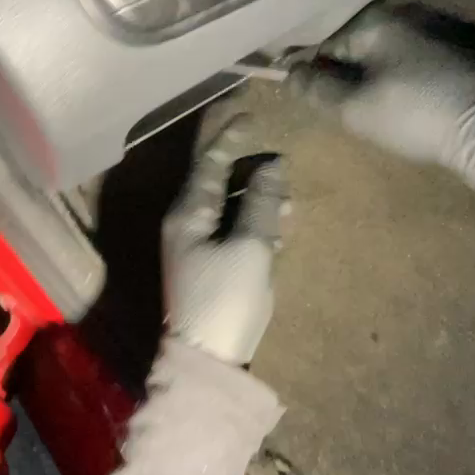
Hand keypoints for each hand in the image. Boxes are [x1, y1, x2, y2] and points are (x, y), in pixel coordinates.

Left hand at [162, 117, 288, 365]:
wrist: (208, 360)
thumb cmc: (227, 298)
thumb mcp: (252, 246)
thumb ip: (262, 202)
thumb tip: (273, 164)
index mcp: (188, 213)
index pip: (209, 162)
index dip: (229, 137)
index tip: (248, 114)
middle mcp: (185, 224)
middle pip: (217, 182)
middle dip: (250, 171)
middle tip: (282, 165)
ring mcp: (195, 247)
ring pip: (228, 208)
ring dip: (258, 201)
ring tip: (288, 206)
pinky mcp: (208, 267)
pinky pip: (231, 231)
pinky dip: (254, 226)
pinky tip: (277, 235)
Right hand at [287, 3, 474, 190]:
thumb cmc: (412, 114)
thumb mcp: (353, 108)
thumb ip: (315, 88)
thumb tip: (288, 72)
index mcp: (375, 21)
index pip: (328, 46)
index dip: (317, 75)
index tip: (315, 100)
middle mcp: (406, 13)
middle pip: (360, 46)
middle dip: (350, 73)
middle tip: (349, 108)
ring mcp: (438, 28)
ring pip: (390, 51)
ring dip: (380, 73)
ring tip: (380, 106)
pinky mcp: (463, 48)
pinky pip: (418, 57)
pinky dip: (408, 74)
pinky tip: (411, 100)